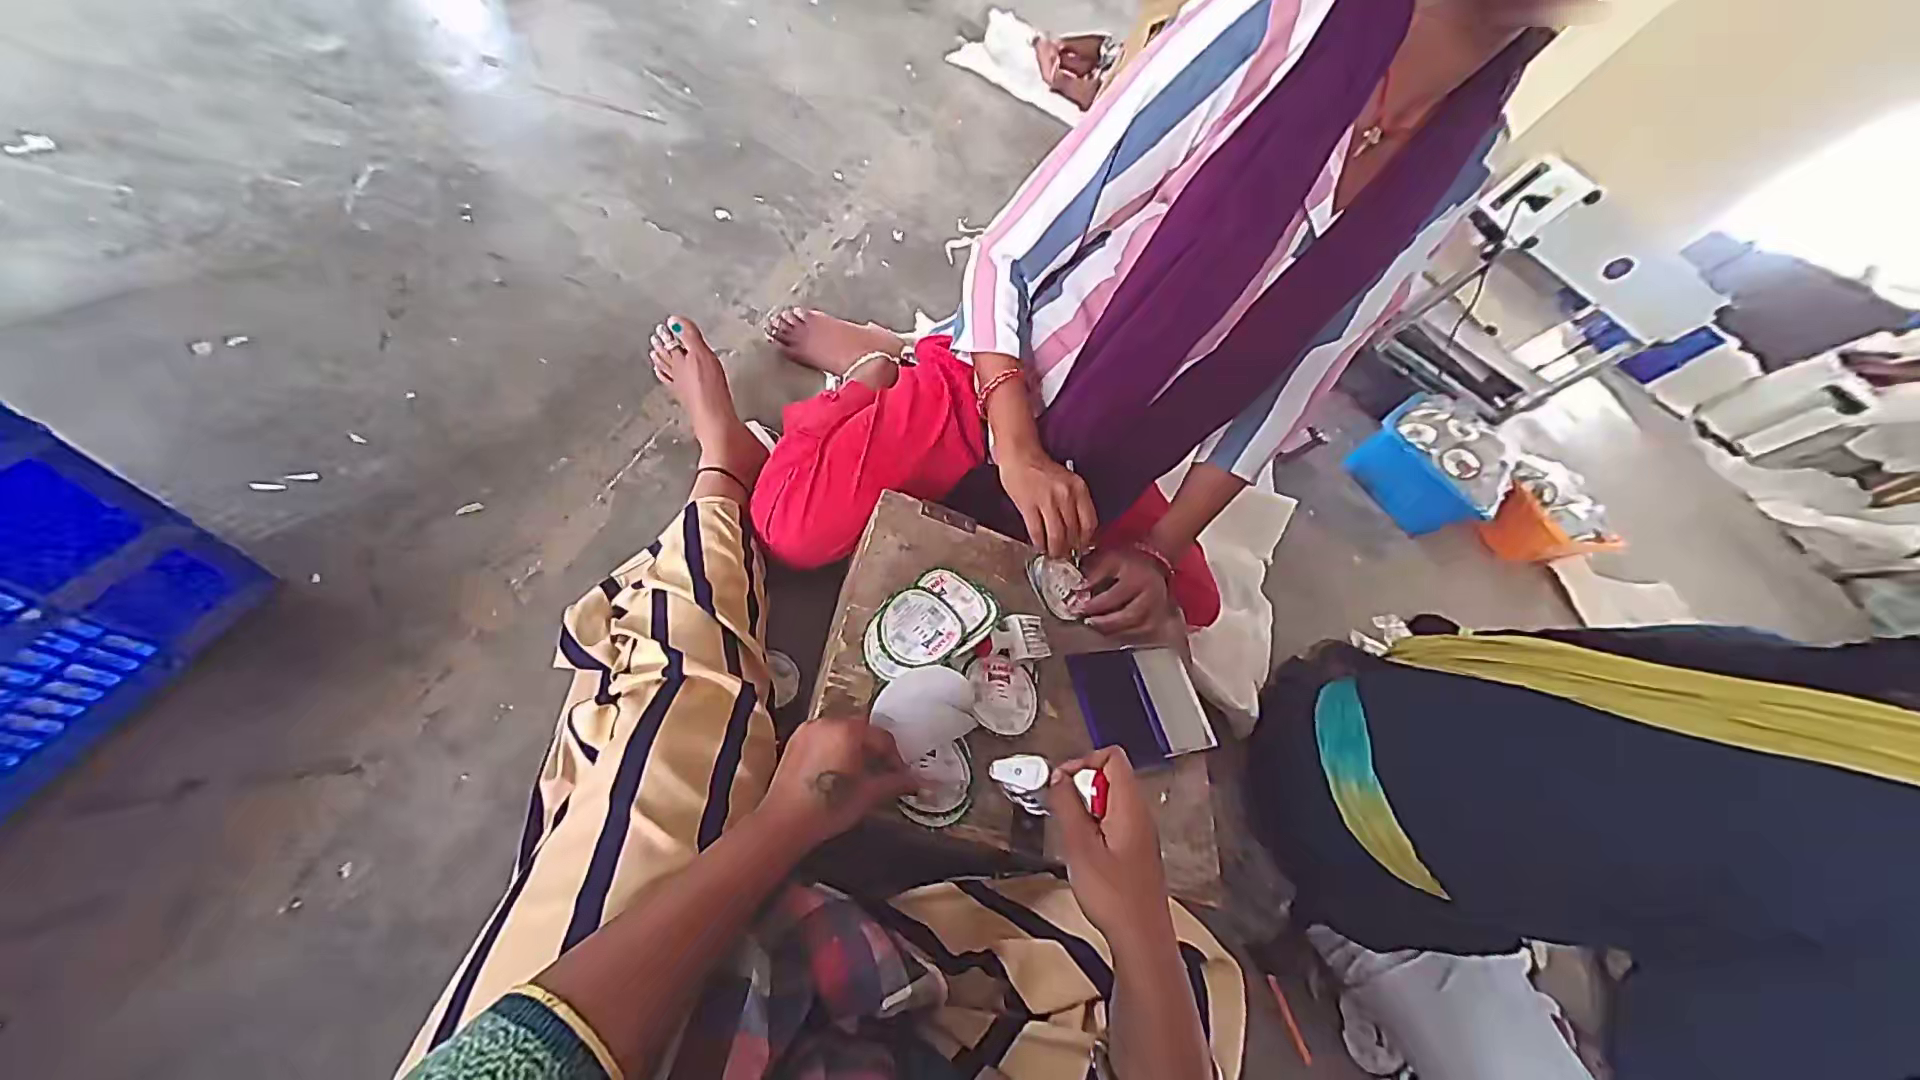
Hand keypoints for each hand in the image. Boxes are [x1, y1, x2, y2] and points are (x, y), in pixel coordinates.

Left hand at [758, 714, 915, 847]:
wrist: (783, 824)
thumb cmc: (826, 809)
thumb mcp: (868, 794)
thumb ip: (896, 782)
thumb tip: (917, 780)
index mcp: (848, 730)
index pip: (882, 737)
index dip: (894, 756)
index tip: (898, 772)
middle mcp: (827, 723)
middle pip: (862, 731)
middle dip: (874, 751)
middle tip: (882, 772)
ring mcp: (809, 730)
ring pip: (842, 733)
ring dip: (854, 748)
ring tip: (859, 774)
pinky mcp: (795, 740)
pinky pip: (823, 737)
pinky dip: (834, 748)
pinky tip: (836, 772)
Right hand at [998, 447, 1096, 558]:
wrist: (1020, 456)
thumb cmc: (1042, 470)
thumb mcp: (1068, 482)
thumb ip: (1075, 503)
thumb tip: (1078, 531)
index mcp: (1079, 488)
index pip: (1089, 522)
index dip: (1086, 540)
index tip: (1081, 547)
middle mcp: (1066, 495)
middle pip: (1073, 532)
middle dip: (1070, 548)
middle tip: (1066, 555)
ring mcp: (1047, 501)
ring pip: (1056, 536)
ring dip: (1055, 550)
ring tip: (1053, 554)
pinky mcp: (1028, 506)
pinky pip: (1037, 531)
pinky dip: (1039, 543)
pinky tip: (1039, 546)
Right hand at [1044, 747, 1174, 944]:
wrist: (1141, 939)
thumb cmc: (1114, 896)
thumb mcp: (1079, 845)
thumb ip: (1067, 805)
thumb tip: (1059, 776)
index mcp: (1130, 805)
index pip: (1112, 757)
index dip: (1084, 761)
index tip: (1063, 782)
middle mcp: (1140, 813)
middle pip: (1110, 774)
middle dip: (1082, 785)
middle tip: (1065, 811)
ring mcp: (1140, 831)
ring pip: (1110, 798)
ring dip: (1086, 807)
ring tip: (1074, 835)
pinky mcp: (1136, 848)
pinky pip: (1113, 819)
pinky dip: (1095, 824)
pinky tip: (1086, 851)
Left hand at [1074, 546, 1171, 637]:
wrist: (1153, 567)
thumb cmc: (1129, 564)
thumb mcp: (1110, 561)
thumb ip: (1094, 575)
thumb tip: (1078, 589)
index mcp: (1140, 579)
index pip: (1116, 596)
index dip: (1095, 605)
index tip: (1079, 608)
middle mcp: (1152, 596)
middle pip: (1129, 616)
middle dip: (1104, 623)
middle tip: (1087, 621)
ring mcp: (1158, 611)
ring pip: (1135, 630)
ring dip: (1112, 631)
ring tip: (1094, 626)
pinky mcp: (1157, 623)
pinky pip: (1139, 636)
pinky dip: (1122, 635)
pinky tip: (1108, 630)